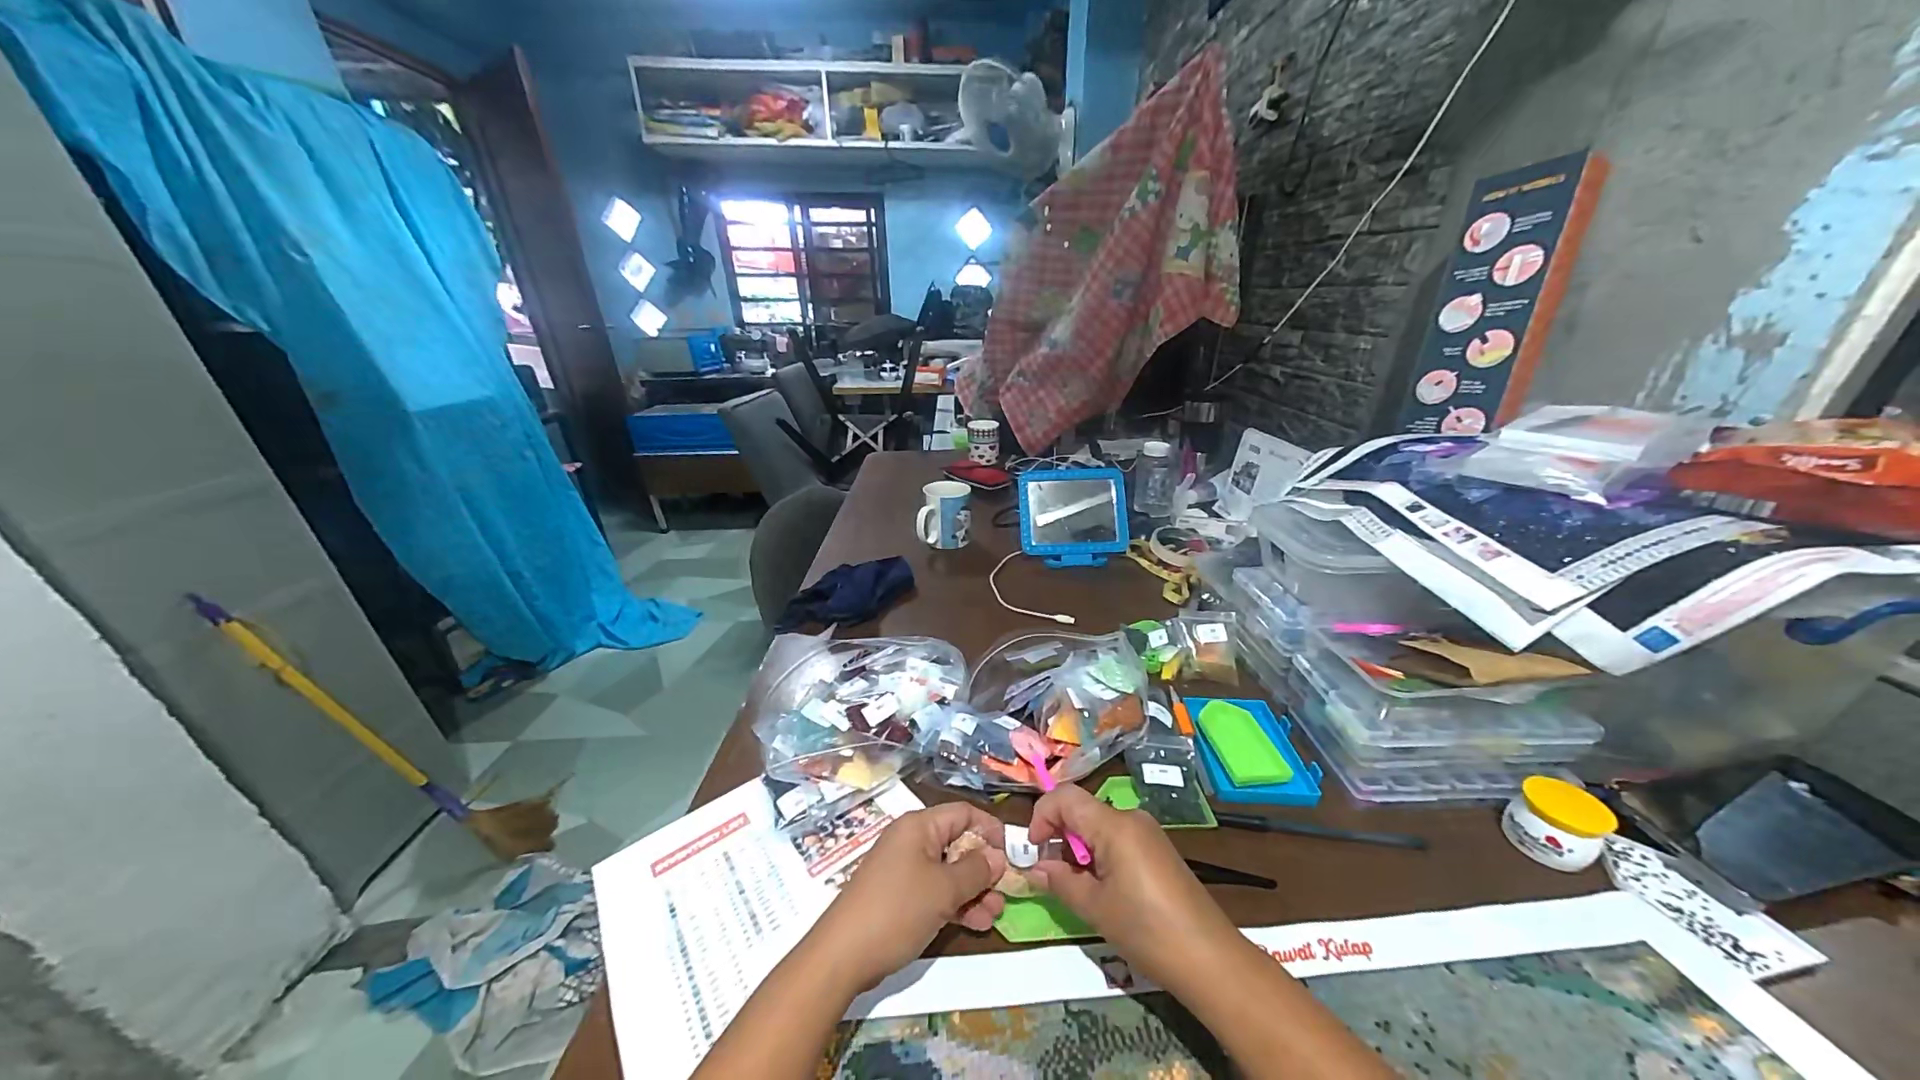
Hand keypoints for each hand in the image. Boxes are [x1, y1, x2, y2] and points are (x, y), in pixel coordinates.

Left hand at [806, 802, 1007, 989]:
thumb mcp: (944, 889)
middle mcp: (912, 842)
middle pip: (958, 843)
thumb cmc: (897, 910)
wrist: (843, 955)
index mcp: (919, 827)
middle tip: (1006, 892)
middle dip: (984, 868)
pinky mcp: (900, 897)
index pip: (964, 813)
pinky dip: (956, 904)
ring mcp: (904, 870)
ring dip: (974, 891)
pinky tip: (976, 923)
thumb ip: (976, 870)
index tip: (1012, 855)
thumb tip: (997, 857)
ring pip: (949, 872)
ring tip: (994, 914)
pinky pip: (936, 891)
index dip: (990, 829)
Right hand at [1027, 785, 1242, 989]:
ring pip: (1099, 826)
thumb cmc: (1147, 930)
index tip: (1034, 851)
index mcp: (1114, 824)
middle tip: (1052, 874)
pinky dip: (1099, 855)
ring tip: (1078, 887)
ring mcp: (1148, 833)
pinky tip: (1104, 890)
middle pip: (1082, 810)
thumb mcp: (1094, 908)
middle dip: (1059, 835)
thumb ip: (1060, 881)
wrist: (1210, 959)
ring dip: (1079, 848)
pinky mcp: (1158, 850)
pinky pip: (1118, 839)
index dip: (1041, 816)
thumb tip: (1035, 868)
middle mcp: (1131, 819)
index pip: (1065, 796)